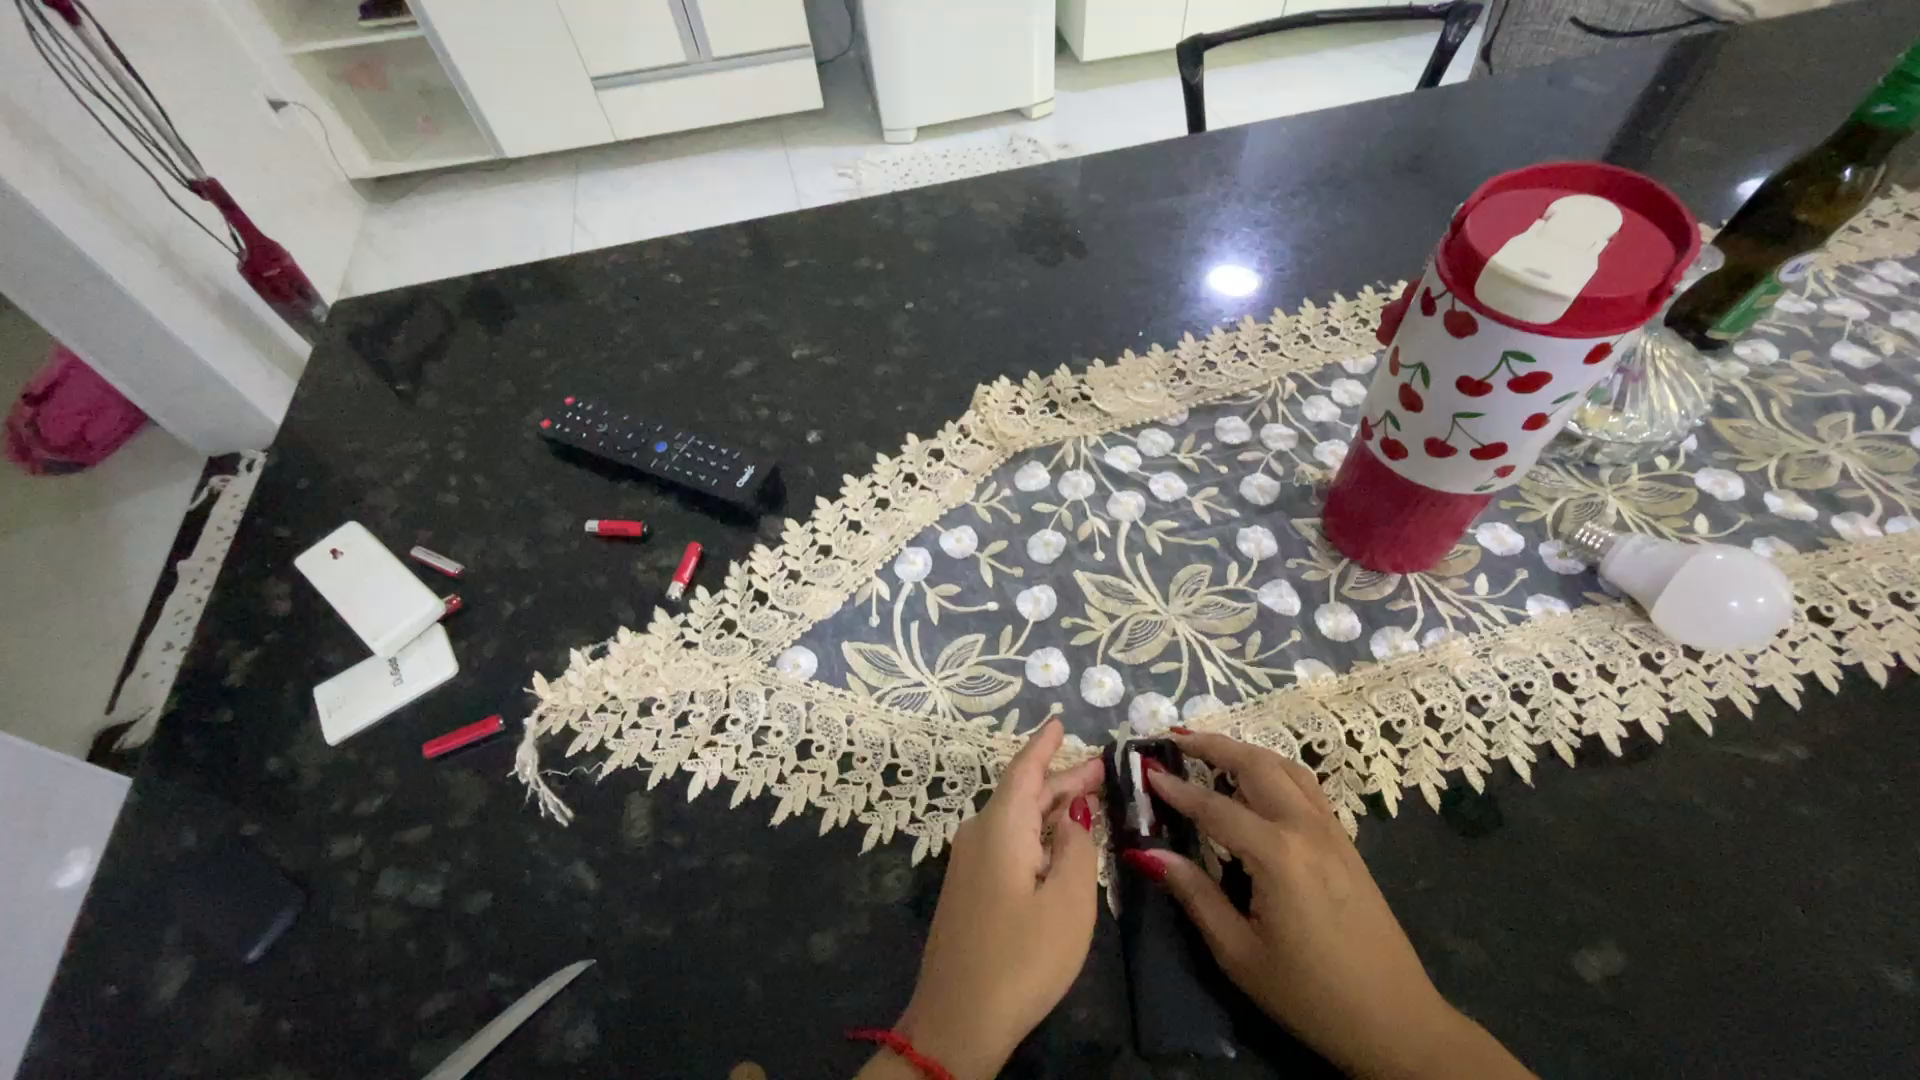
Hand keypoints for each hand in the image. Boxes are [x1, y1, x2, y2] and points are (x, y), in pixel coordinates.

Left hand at [862, 718, 1103, 1079]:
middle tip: (1103, 771)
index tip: (1060, 721)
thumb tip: (1073, 813)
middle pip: (1023, 794)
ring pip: (1016, 820)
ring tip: (1089, 799)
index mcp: (1000, 826)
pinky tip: (1058, 845)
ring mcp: (970, 863)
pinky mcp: (969, 889)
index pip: (1024, 769)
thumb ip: (1076, 848)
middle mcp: (979, 834)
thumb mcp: (1067, 902)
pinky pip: (1007, 843)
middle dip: (1062, 779)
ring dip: (1051, 808)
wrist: (956, 1019)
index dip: (1045, 744)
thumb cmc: (1021, 958)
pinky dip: (1037, 834)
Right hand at [1132, 732, 1533, 1079]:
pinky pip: (1306, 787)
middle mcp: (1307, 829)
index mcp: (1278, 855)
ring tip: (1211, 750)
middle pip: (1257, 765)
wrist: (1395, 1022)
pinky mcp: (1346, 844)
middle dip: (1214, 745)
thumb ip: (1194, 894)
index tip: (1145, 769)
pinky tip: (1257, 782)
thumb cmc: (1309, 995)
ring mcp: (1333, 832)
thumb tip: (1148, 852)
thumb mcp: (1238, 953)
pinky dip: (1274, 770)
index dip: (1177, 789)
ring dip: (1246, 751)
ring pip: (1287, 768)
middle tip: (1175, 741)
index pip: (1215, 807)